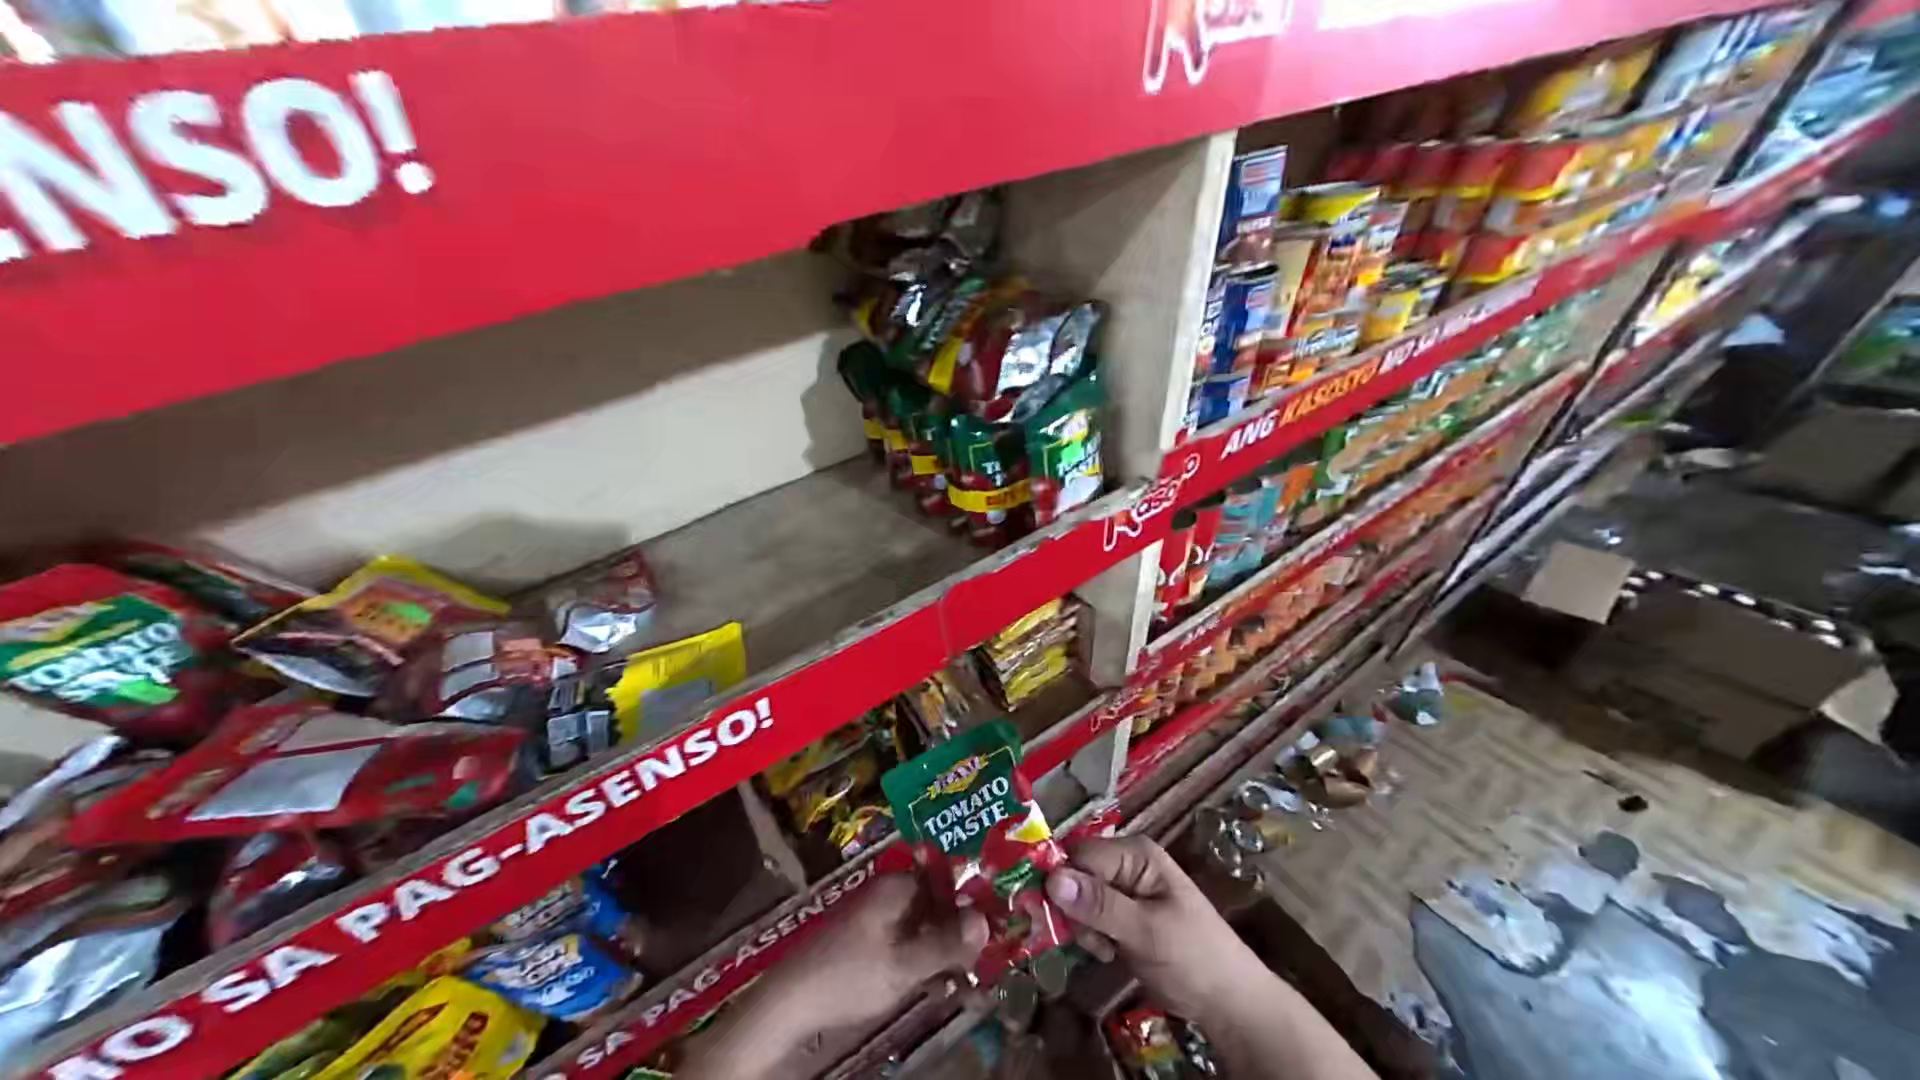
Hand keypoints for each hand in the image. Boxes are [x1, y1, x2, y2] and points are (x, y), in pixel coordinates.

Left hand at [676, 871, 987, 1079]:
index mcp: (897, 885)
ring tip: (971, 973)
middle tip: (989, 953)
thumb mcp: (905, 964)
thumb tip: (986, 918)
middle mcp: (888, 893)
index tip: (998, 915)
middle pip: (937, 900)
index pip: (945, 874)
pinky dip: (926, 958)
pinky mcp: (868, 942)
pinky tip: (940, 983)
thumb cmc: (849, 975)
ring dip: (946, 945)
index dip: (972, 892)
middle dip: (962, 925)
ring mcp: (877, 917)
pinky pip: (908, 941)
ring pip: (924, 924)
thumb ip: (946, 941)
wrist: (788, 1004)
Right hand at [1044, 835, 1270, 1024]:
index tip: (1048, 914)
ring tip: (1105, 951)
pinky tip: (1107, 953)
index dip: (1061, 882)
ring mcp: (1124, 890)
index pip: (1080, 855)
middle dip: (1072, 908)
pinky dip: (1090, 936)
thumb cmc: (1195, 959)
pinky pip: (1089, 916)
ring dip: (1082, 926)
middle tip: (1089, 941)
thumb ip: (1100, 905)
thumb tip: (1051, 879)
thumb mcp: (1147, 932)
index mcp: (1135, 854)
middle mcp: (1126, 864)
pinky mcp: (1121, 915)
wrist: (1230, 1003)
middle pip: (1075, 874)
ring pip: (1078, 898)